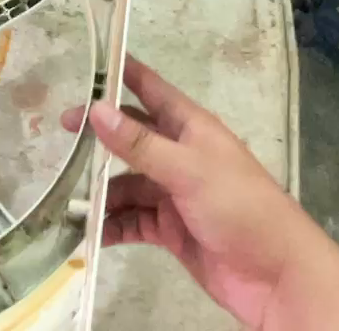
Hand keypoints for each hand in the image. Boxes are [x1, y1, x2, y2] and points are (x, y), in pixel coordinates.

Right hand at [66, 59, 338, 330]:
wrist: (276, 277)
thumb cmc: (239, 206)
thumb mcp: (187, 169)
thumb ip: (139, 143)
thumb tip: (96, 109)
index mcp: (189, 127)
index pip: (150, 88)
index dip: (123, 72)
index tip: (90, 60)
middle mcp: (179, 153)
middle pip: (131, 137)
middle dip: (99, 135)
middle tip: (62, 131)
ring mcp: (174, 192)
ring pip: (128, 182)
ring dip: (102, 190)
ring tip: (69, 199)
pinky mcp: (172, 228)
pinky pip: (134, 220)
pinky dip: (113, 225)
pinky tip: (91, 233)